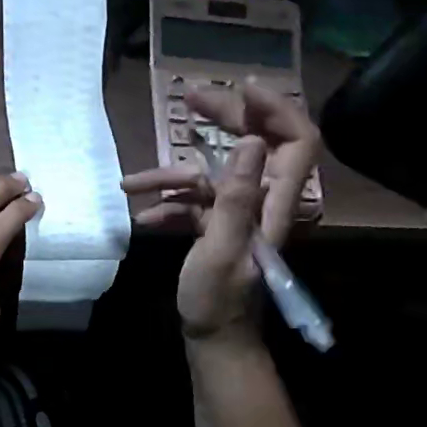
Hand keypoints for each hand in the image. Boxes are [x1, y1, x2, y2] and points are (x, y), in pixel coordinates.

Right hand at [121, 81, 322, 339]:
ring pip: (211, 176)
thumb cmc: (219, 299)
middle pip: (252, 144)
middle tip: (189, 99)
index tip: (241, 88)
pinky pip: (194, 203)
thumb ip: (237, 196)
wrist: (212, 338)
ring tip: (131, 181)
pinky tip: (144, 216)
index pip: (296, 140)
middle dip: (222, 120)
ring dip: (172, 175)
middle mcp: (260, 201)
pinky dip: (169, 205)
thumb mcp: (223, 246)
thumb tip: (252, 141)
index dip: (276, 109)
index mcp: (274, 202)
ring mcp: (236, 214)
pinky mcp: (216, 228)